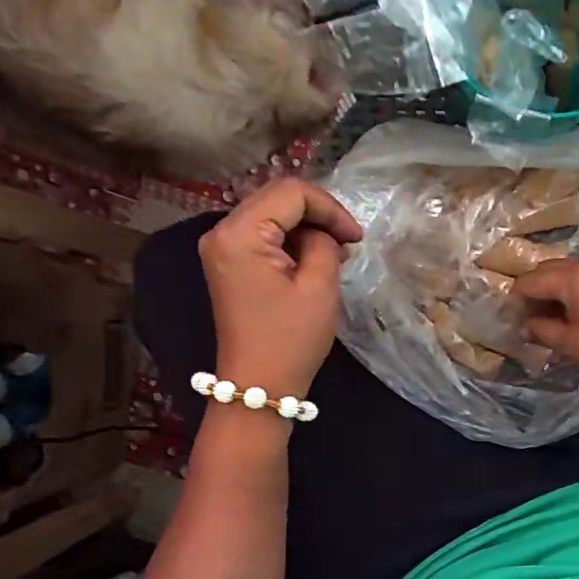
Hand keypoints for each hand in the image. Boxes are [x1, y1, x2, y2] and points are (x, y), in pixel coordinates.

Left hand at [199, 179, 363, 398]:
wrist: (259, 386)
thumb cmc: (290, 340)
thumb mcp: (319, 287)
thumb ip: (324, 244)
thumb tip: (322, 234)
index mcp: (239, 233)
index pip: (291, 192)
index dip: (330, 208)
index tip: (356, 237)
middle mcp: (221, 231)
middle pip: (277, 198)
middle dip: (318, 214)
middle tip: (349, 242)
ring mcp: (221, 248)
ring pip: (271, 215)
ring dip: (306, 228)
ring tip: (336, 253)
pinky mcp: (228, 264)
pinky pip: (263, 235)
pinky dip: (291, 241)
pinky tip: (313, 260)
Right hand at [516, 256, 578, 386]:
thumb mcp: (571, 344)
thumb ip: (542, 331)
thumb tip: (525, 326)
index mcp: (572, 276)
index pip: (530, 281)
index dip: (515, 300)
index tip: (510, 323)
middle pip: (548, 272)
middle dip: (534, 294)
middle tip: (528, 324)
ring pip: (568, 276)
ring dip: (554, 295)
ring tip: (550, 324)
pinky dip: (573, 296)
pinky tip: (574, 319)